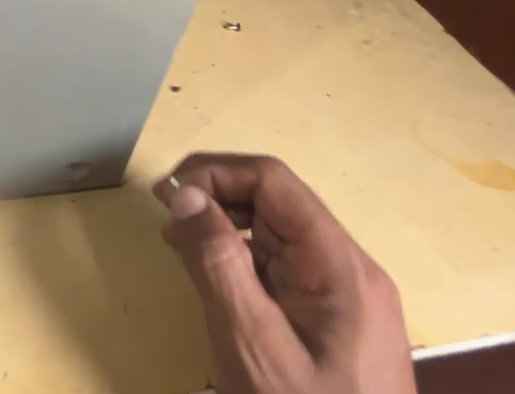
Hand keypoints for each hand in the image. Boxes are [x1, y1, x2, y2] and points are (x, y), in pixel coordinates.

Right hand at [155, 153, 415, 393]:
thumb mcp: (251, 342)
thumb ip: (217, 262)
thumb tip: (185, 194)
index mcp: (340, 265)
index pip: (272, 181)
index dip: (214, 173)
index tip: (166, 197)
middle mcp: (348, 267)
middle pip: (274, 199)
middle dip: (214, 196)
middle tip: (166, 219)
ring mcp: (343, 292)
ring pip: (273, 227)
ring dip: (222, 223)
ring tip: (179, 244)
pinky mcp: (331, 314)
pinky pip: (278, 261)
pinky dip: (237, 254)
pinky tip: (209, 272)